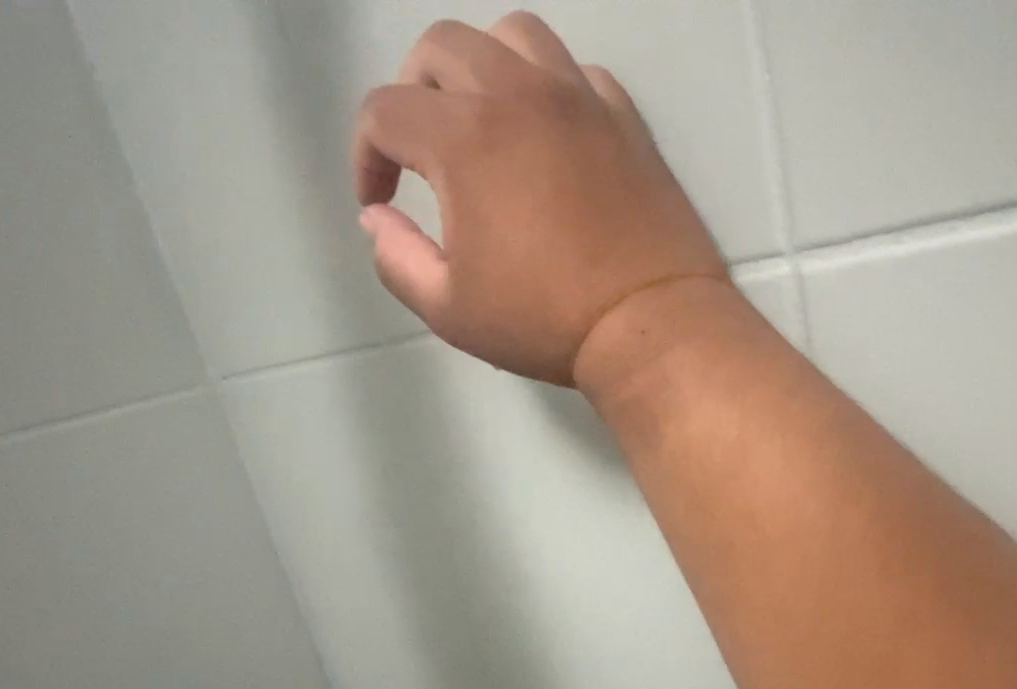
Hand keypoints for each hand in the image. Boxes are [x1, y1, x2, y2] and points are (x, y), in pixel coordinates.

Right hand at [352, 13, 727, 385]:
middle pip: (441, 47)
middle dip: (413, 93)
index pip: (385, 111)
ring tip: (483, 125)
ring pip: (513, 37)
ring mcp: (579, 98)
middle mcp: (519, 96)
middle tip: (421, 154)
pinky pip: (575, 72)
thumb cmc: (544, 323)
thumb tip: (377, 220)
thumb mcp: (449, 309)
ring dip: (481, 69)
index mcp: (465, 139)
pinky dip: (547, 89)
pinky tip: (547, 138)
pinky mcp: (625, 117)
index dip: (366, 156)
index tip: (380, 203)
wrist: (650, 323)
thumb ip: (397, 258)